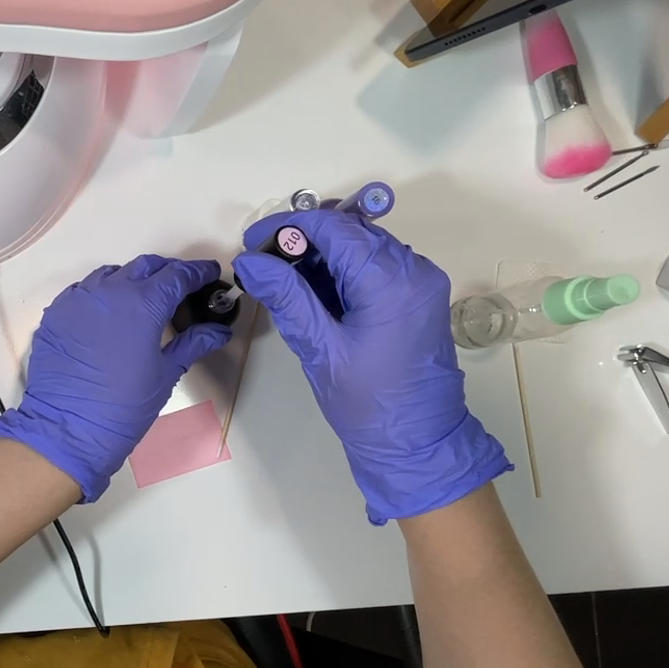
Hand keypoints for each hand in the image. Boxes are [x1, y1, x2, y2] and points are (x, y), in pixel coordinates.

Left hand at [0, 255, 231, 501]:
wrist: (67, 428)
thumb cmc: (124, 406)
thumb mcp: (165, 374)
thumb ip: (192, 344)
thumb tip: (218, 331)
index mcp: (143, 303)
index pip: (177, 275)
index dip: (197, 272)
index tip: (209, 273)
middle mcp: (109, 291)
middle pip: (143, 267)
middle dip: (165, 272)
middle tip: (178, 286)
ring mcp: (77, 300)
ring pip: (110, 275)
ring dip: (130, 280)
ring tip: (141, 298)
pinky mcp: (55, 314)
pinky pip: (82, 292)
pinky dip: (100, 295)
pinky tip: (106, 313)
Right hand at [231, 209, 508, 522]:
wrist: (415, 442)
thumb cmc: (364, 402)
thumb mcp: (318, 348)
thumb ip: (286, 298)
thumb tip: (248, 261)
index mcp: (392, 281)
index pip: (335, 228)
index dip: (288, 225)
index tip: (250, 240)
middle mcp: (414, 270)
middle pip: (351, 230)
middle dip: (302, 237)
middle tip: (260, 260)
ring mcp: (419, 281)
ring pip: (362, 244)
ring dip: (319, 251)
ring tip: (280, 275)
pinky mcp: (416, 295)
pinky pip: (374, 265)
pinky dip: (340, 267)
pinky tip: (311, 288)